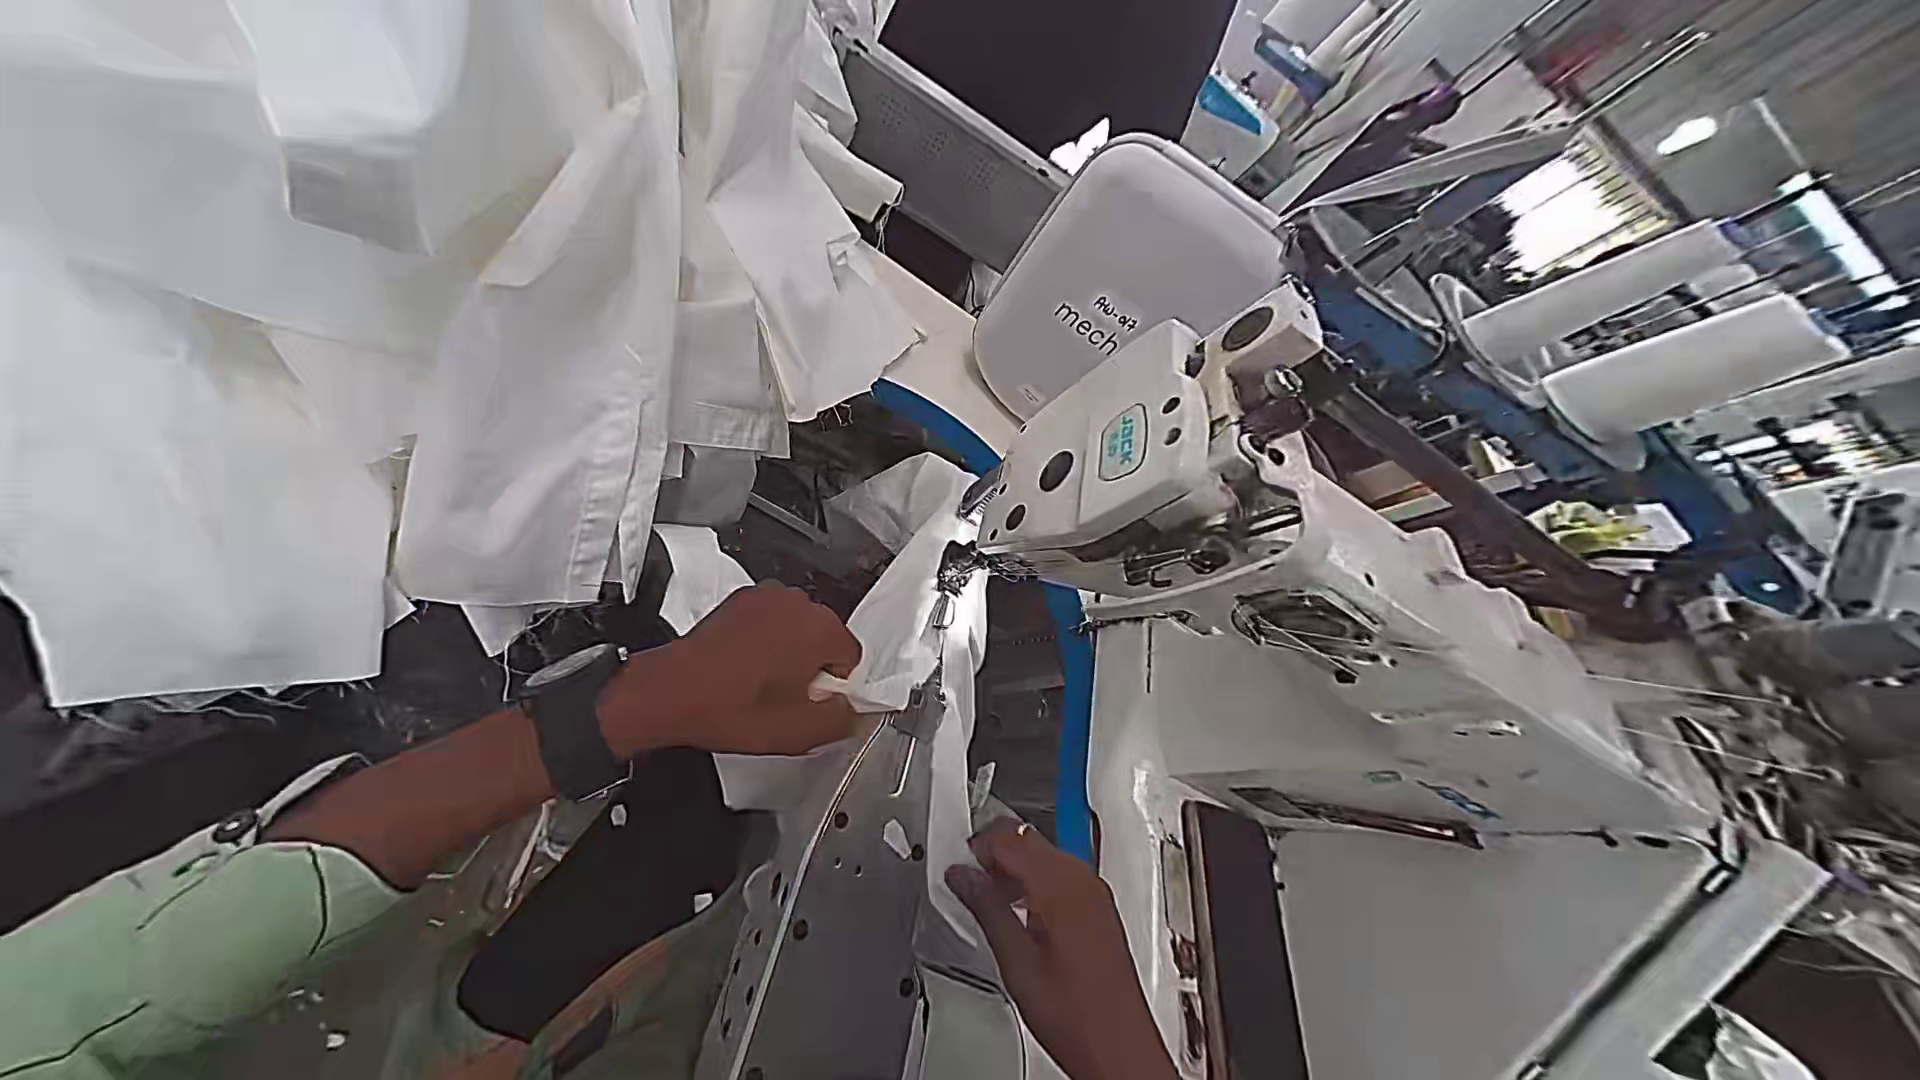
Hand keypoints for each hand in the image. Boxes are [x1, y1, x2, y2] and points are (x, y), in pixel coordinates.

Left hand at [600, 585, 862, 756]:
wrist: (671, 691)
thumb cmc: (724, 706)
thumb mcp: (795, 732)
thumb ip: (840, 721)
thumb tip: (853, 713)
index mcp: (819, 631)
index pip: (852, 654)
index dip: (835, 682)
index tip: (815, 696)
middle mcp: (798, 605)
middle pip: (827, 636)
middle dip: (814, 662)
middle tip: (786, 692)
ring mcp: (770, 597)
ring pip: (800, 625)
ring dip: (791, 647)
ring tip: (762, 677)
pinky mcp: (745, 598)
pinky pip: (774, 617)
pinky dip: (767, 634)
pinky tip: (747, 662)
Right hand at [946, 821, 1178, 1079]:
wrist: (1120, 1050)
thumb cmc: (1078, 1016)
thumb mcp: (1016, 962)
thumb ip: (986, 908)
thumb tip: (963, 876)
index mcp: (1059, 883)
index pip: (1008, 838)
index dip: (977, 847)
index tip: (960, 866)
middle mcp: (1081, 877)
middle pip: (1027, 839)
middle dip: (994, 854)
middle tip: (970, 880)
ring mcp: (1093, 890)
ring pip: (1043, 854)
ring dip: (1013, 867)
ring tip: (991, 900)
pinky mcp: (1098, 905)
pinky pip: (1060, 873)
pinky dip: (1035, 881)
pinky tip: (1020, 913)